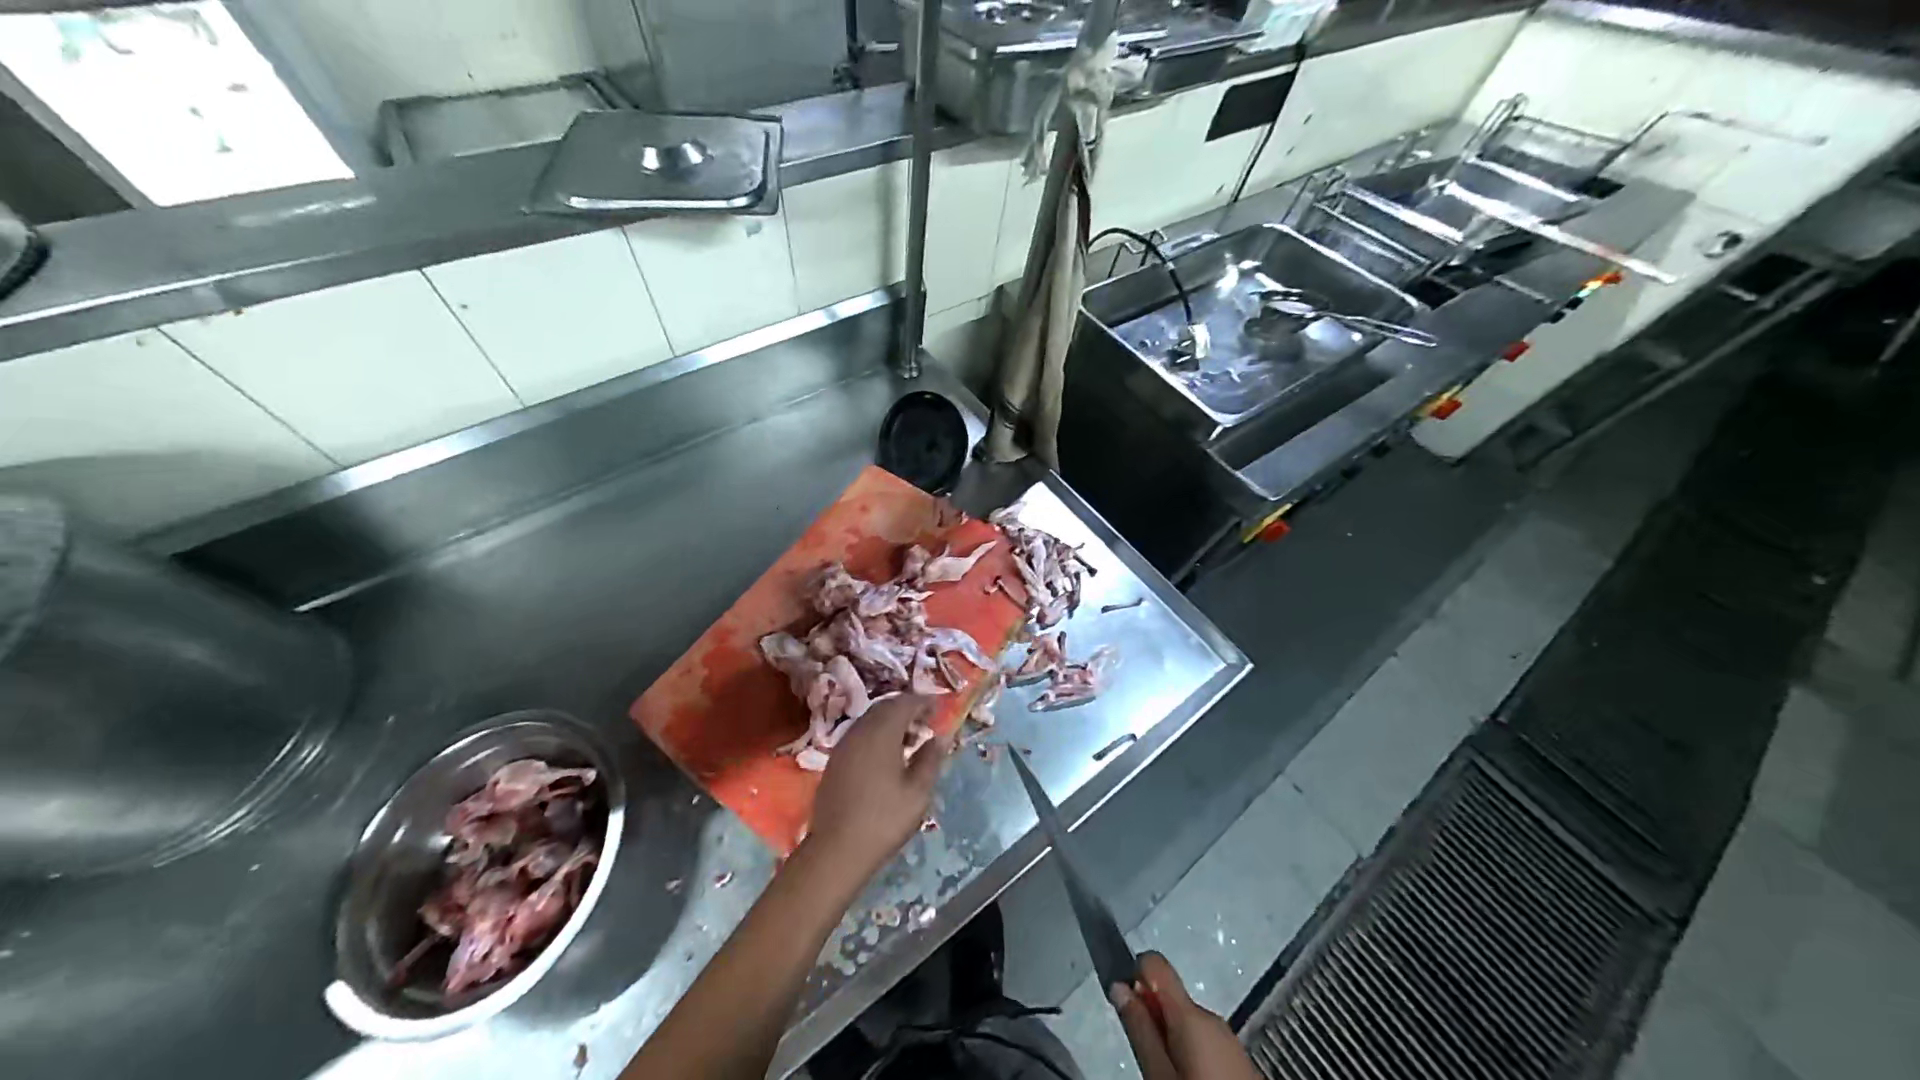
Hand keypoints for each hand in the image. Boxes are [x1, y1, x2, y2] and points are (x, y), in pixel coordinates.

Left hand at [801, 696, 951, 883]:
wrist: (836, 850)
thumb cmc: (884, 820)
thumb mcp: (917, 792)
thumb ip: (930, 759)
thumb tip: (940, 737)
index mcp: (881, 733)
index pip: (904, 703)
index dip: (923, 702)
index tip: (939, 707)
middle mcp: (859, 732)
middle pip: (884, 707)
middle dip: (906, 708)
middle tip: (926, 722)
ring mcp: (843, 746)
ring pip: (870, 720)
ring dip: (891, 722)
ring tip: (910, 740)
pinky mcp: (835, 761)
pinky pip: (859, 734)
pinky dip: (877, 734)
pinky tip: (888, 756)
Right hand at [1112, 952, 1262, 1079]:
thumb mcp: (1159, 1074)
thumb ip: (1139, 1028)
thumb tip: (1119, 986)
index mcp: (1190, 1013)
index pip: (1155, 962)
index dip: (1134, 977)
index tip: (1129, 1010)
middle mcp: (1211, 1017)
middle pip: (1170, 998)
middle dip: (1153, 1020)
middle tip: (1148, 1059)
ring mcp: (1229, 1038)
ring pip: (1186, 1023)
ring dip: (1171, 1040)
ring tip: (1169, 1076)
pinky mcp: (1239, 1059)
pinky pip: (1204, 1041)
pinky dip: (1190, 1054)